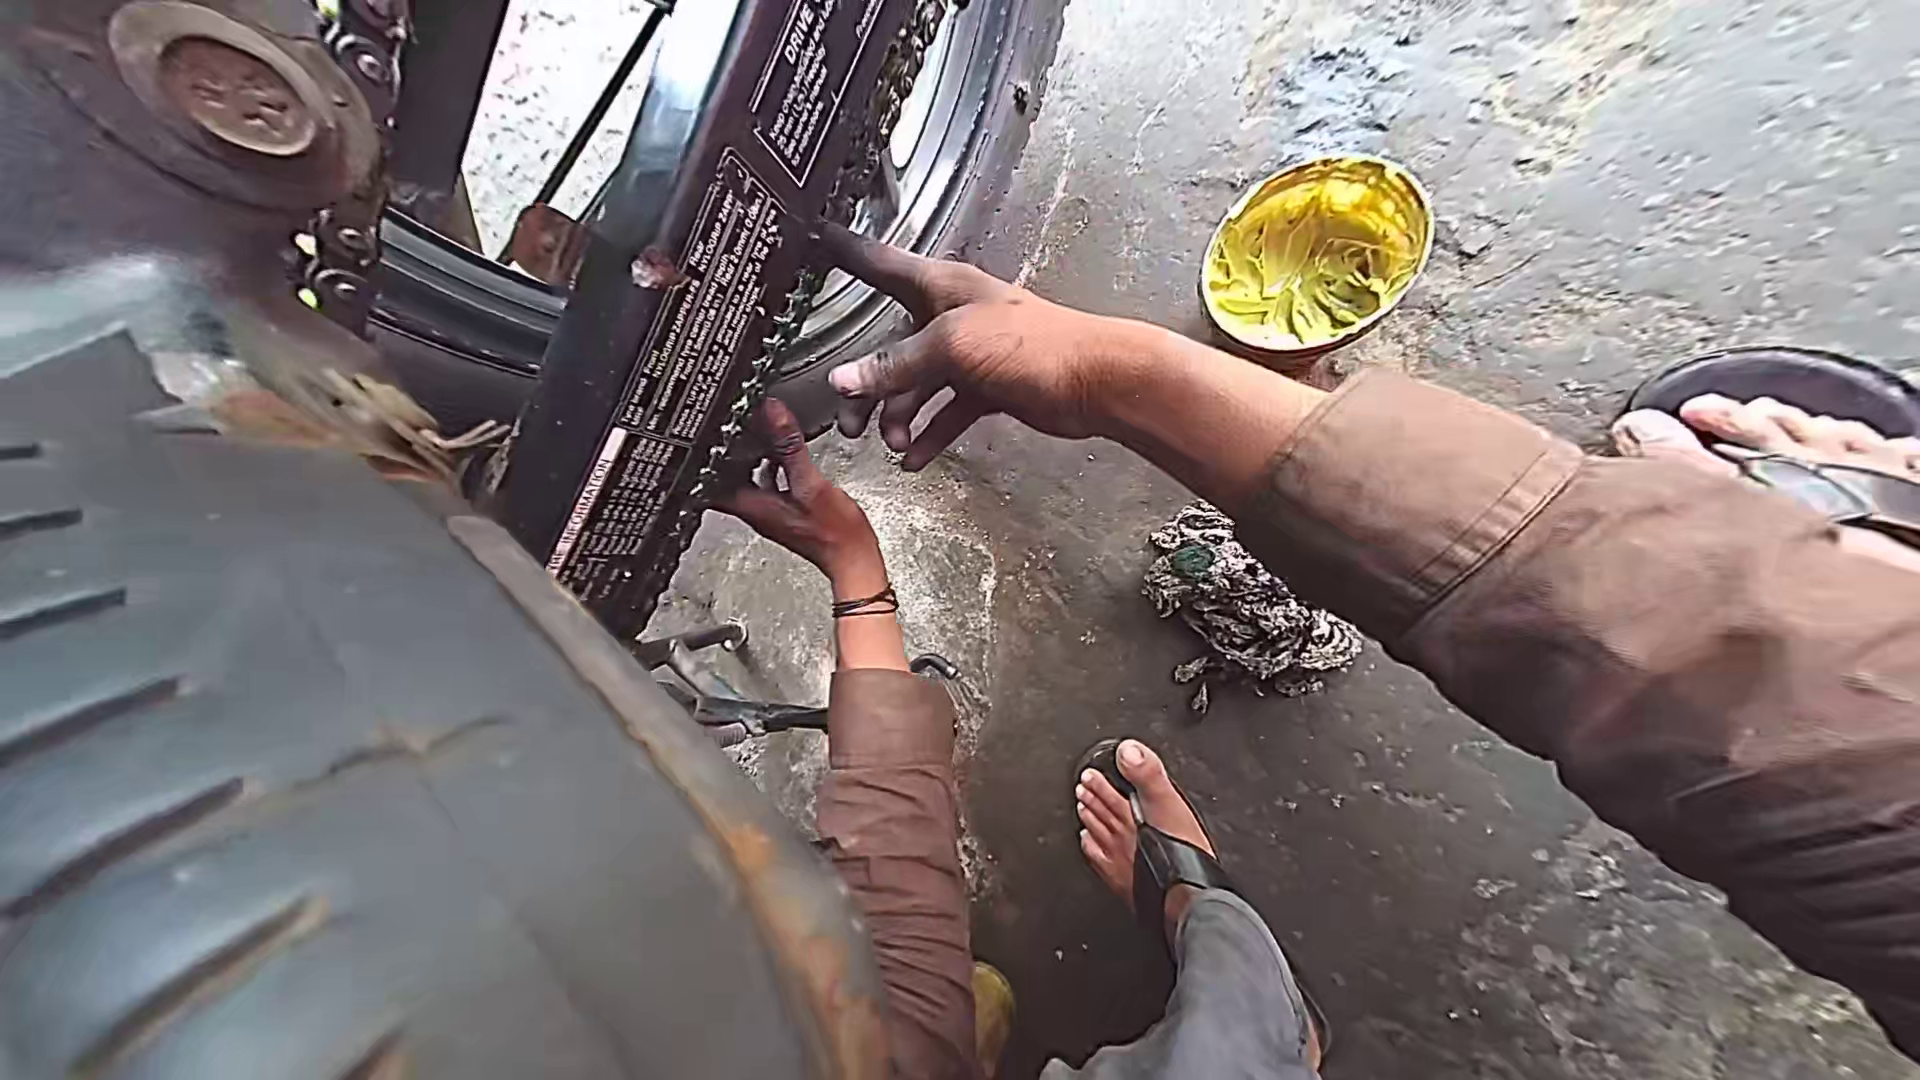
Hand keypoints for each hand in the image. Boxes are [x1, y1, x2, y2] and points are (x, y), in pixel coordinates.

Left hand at [714, 398, 884, 591]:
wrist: (854, 558)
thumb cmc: (835, 534)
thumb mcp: (810, 483)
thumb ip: (790, 447)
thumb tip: (774, 414)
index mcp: (753, 506)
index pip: (712, 479)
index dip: (708, 453)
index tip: (714, 430)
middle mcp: (758, 512)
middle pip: (729, 477)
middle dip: (732, 451)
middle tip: (739, 427)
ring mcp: (772, 514)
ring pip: (750, 481)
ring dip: (754, 459)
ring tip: (763, 436)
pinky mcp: (787, 515)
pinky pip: (771, 487)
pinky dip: (774, 470)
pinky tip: (787, 459)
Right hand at [820, 224, 1151, 468]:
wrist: (1091, 381)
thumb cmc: (1029, 345)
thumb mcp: (952, 347)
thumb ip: (896, 365)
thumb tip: (844, 381)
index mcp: (939, 289)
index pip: (880, 265)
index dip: (846, 254)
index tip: (814, 240)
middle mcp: (948, 319)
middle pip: (890, 350)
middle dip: (868, 389)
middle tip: (850, 426)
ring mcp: (967, 357)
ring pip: (916, 388)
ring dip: (900, 419)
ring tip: (894, 445)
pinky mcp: (984, 390)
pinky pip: (946, 413)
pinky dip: (931, 434)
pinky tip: (916, 458)